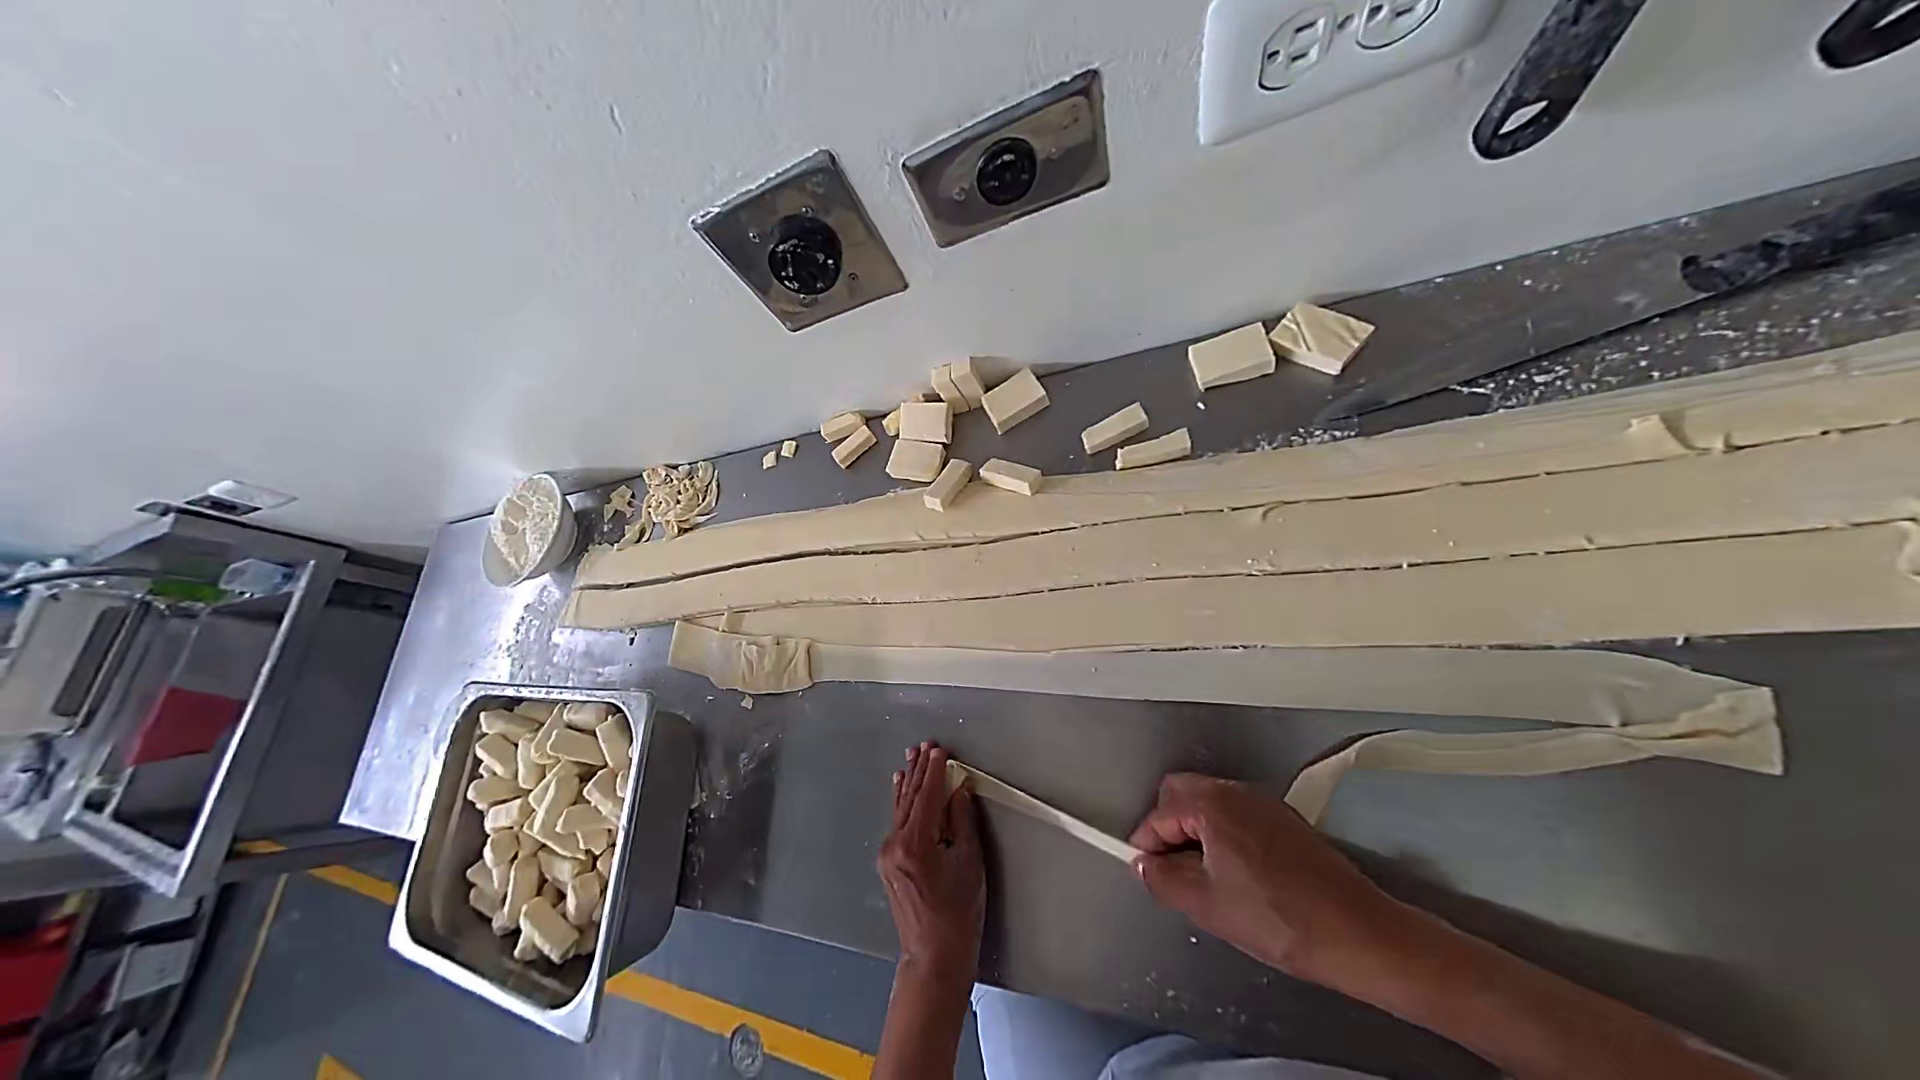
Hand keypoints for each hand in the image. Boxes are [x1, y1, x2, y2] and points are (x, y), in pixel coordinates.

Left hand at [877, 742, 983, 977]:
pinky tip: (901, 787)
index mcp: (916, 845)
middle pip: (910, 798)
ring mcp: (888, 854)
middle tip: (927, 747)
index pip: (927, 797)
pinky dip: (902, 802)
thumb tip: (959, 791)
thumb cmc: (958, 916)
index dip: (935, 771)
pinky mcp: (888, 861)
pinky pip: (896, 822)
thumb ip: (963, 822)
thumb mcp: (970, 864)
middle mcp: (895, 845)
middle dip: (921, 771)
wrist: (934, 955)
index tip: (941, 751)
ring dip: (909, 782)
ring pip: (901, 808)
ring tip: (912, 757)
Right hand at [1128, 773, 1403, 983]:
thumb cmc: (1277, 919)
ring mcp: (1266, 803)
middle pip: (1183, 793)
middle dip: (1168, 826)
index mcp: (1214, 804)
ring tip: (1203, 878)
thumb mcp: (1207, 905)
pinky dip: (1223, 834)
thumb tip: (1143, 864)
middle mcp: (1239, 792)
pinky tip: (1236, 875)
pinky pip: (1238, 815)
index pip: (1160, 810)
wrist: (1360, 935)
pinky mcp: (1287, 821)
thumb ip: (1163, 879)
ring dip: (1196, 830)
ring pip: (1212, 803)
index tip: (1145, 871)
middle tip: (1170, 870)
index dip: (1145, 841)